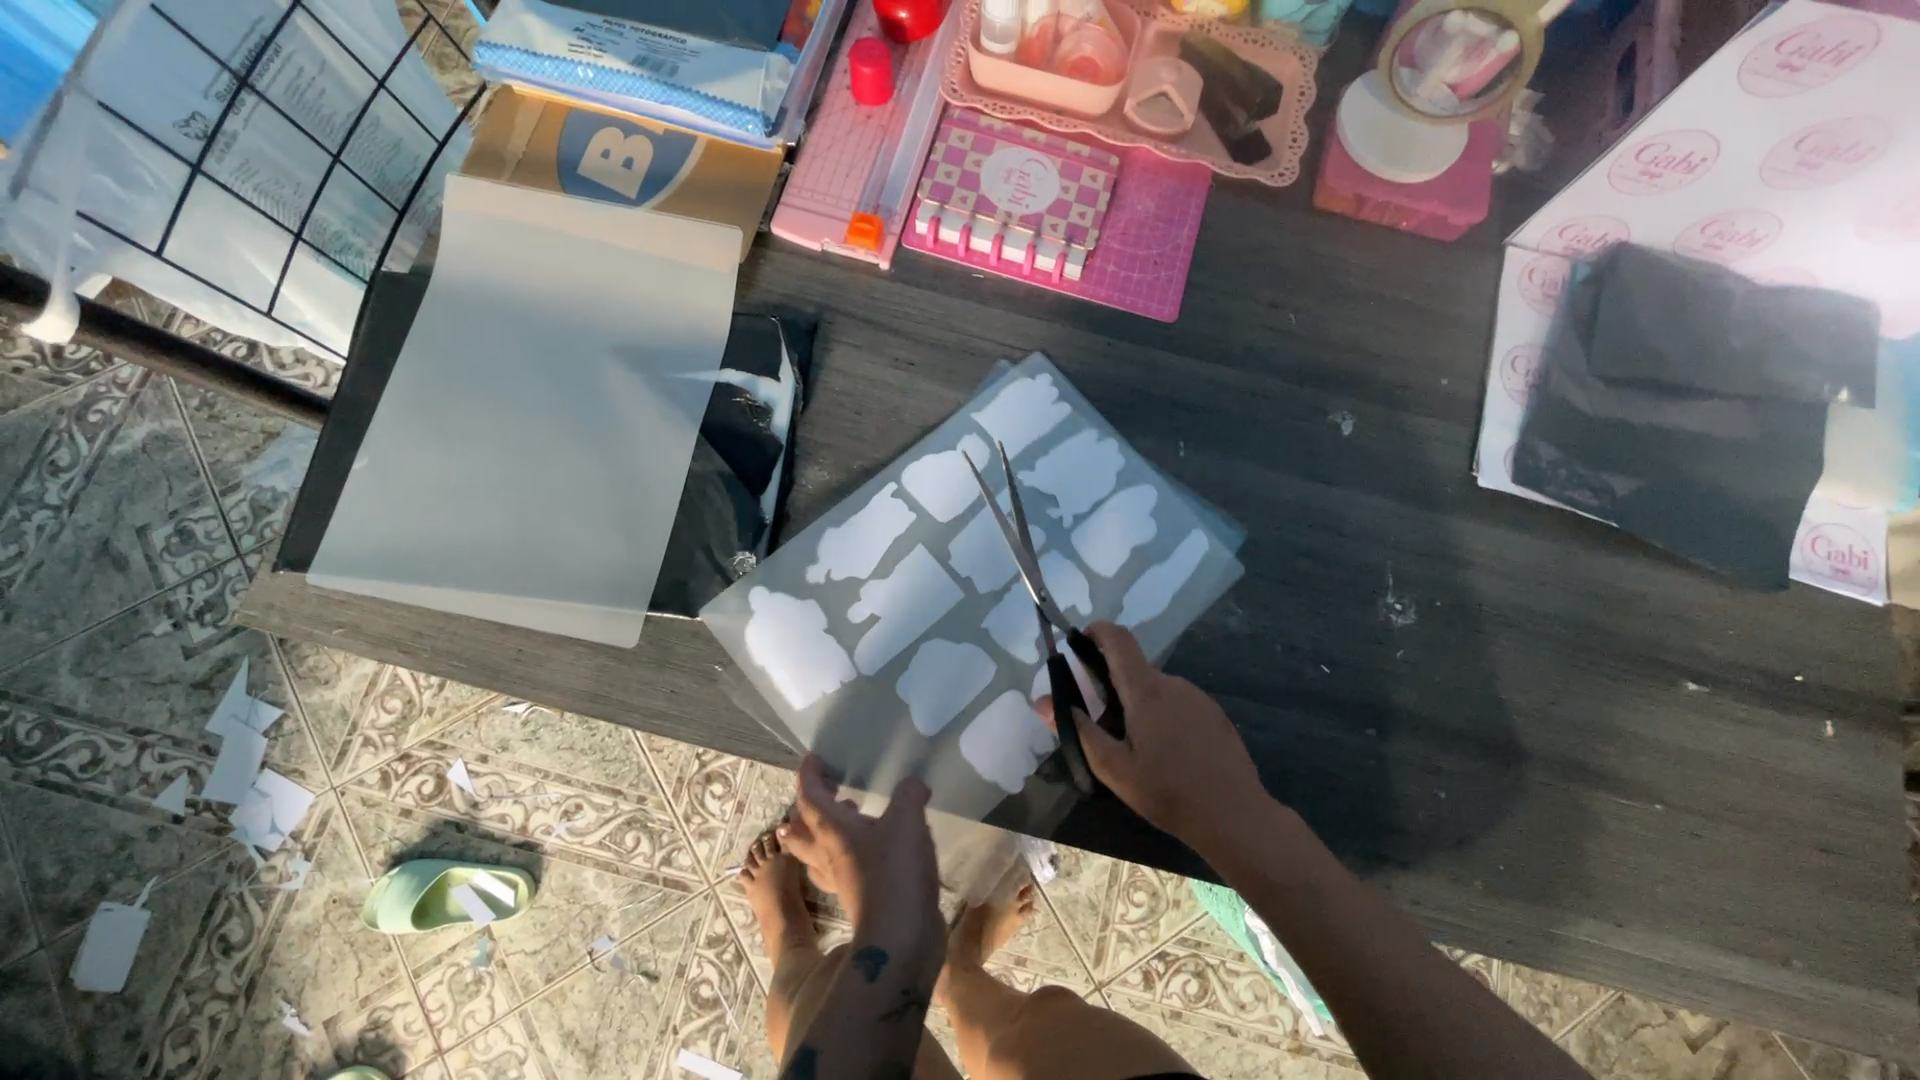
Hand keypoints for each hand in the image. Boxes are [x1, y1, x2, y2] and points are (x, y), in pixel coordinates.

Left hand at [778, 755, 942, 949]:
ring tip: (848, 818)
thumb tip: (913, 785)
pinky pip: (842, 872)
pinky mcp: (859, 900)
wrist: (900, 939)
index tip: (812, 759)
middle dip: (806, 810)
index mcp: (833, 831)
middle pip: (800, 832)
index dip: (809, 776)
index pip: (810, 797)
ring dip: (824, 835)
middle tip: (826, 793)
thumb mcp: (907, 820)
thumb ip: (909, 795)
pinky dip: (849, 856)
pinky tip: (874, 851)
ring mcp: (842, 881)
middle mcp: (829, 855)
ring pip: (818, 855)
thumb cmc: (894, 872)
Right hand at [1044, 623, 1270, 847]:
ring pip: (1157, 691)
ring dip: (1139, 708)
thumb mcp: (1114, 768)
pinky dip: (1163, 719)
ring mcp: (1198, 698)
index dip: (1096, 632)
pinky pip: (1179, 705)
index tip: (1078, 642)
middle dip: (1113, 689)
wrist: (1234, 815)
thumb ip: (1079, 730)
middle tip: (1103, 729)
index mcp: (1147, 691)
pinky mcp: (1215, 715)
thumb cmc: (1167, 792)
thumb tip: (1042, 701)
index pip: (1118, 639)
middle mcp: (1174, 684)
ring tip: (1137, 751)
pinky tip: (1168, 757)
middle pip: (1135, 671)